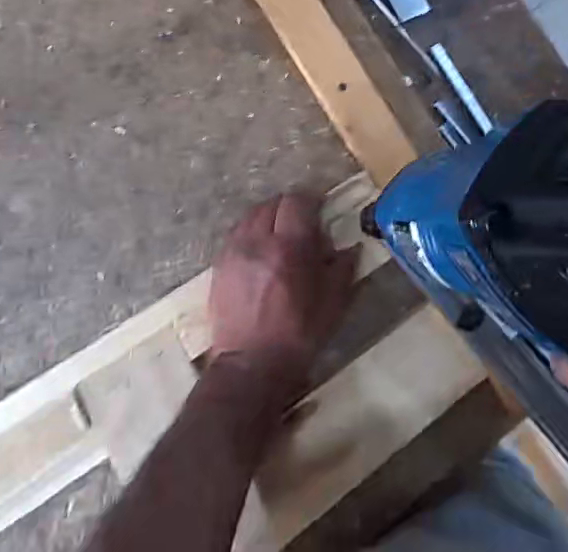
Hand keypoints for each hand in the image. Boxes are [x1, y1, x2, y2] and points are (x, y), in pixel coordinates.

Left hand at [207, 193, 356, 400]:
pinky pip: (236, 235)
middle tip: (302, 223)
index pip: (297, 201)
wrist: (251, 366)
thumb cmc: (299, 334)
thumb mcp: (334, 302)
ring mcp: (234, 253)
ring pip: (251, 216)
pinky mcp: (219, 267)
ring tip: (279, 236)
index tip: (320, 208)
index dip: (311, 200)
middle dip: (289, 207)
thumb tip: (349, 248)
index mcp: (289, 247)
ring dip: (268, 218)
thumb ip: (342, 267)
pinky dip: (250, 235)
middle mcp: (258, 242)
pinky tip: (260, 253)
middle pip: (272, 203)